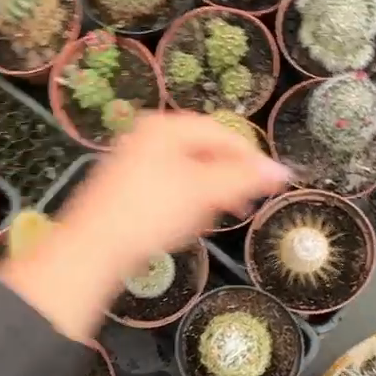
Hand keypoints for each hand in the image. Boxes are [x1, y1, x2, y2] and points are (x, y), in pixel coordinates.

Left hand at [0, 112, 288, 339]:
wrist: (93, 248)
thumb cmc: (149, 214)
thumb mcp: (203, 193)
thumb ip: (243, 179)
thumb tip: (281, 170)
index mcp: (166, 127)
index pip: (222, 132)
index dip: (250, 158)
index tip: (270, 184)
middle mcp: (148, 136)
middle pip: (204, 150)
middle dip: (226, 179)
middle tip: (242, 205)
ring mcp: (134, 161)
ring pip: (187, 171)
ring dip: (206, 194)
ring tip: (211, 218)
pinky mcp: (126, 188)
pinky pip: (168, 187)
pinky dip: (184, 203)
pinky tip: (185, 225)